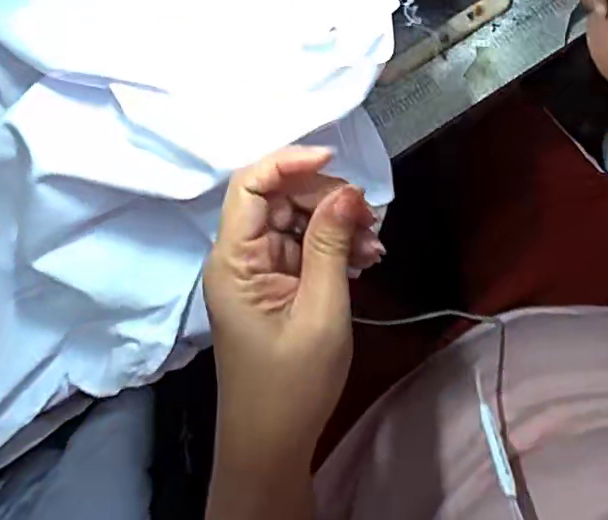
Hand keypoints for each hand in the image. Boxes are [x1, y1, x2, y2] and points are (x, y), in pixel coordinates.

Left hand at [203, 146, 381, 469]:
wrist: (273, 447)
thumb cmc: (291, 386)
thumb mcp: (321, 311)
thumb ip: (331, 244)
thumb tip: (348, 190)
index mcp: (234, 259)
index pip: (250, 185)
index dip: (288, 162)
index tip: (333, 159)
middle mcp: (239, 254)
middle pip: (279, 196)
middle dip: (325, 197)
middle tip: (369, 217)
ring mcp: (257, 266)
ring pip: (295, 216)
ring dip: (336, 221)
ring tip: (373, 243)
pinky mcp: (274, 279)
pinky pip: (304, 242)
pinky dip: (334, 244)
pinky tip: (364, 257)